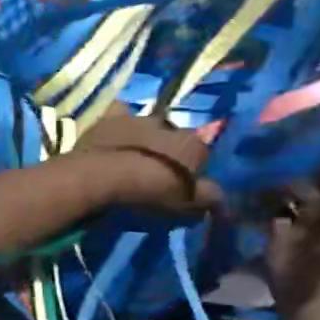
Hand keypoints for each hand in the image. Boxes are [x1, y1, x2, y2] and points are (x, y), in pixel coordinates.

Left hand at [72, 105, 221, 212]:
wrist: (102, 178)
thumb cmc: (150, 193)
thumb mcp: (189, 206)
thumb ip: (209, 197)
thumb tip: (217, 197)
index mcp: (193, 143)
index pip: (202, 151)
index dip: (194, 166)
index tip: (184, 181)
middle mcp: (167, 124)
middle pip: (173, 135)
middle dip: (168, 148)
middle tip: (155, 169)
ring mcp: (136, 119)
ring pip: (146, 123)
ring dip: (143, 136)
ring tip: (131, 155)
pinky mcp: (107, 120)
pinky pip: (117, 113)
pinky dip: (118, 122)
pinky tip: (113, 134)